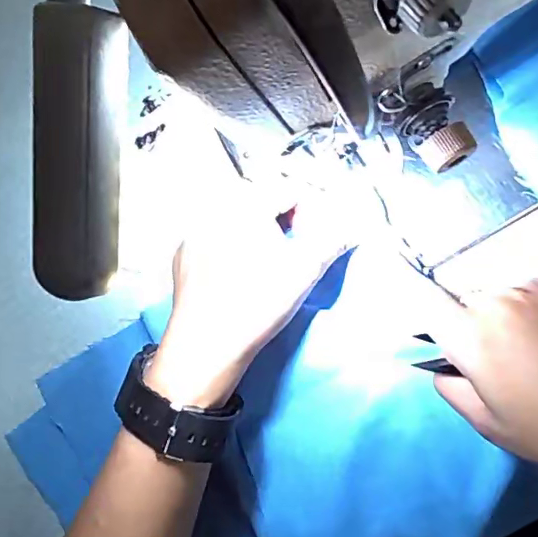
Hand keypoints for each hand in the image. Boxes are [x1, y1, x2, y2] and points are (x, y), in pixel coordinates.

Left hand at [145, 182, 351, 408]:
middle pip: (263, 200)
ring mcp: (194, 231)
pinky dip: (233, 246)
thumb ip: (334, 240)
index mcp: (245, 204)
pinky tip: (240, 275)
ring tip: (269, 264)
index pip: (291, 189)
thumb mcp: (306, 269)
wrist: (206, 346)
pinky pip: (217, 237)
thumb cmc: (259, 303)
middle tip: (294, 251)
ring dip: (259, 232)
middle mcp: (214, 209)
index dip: (312, 212)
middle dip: (285, 221)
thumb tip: (354, 228)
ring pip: (238, 219)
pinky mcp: (183, 255)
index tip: (315, 239)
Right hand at [417, 278, 537, 525]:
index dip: (412, 311)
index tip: (424, 337)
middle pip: (465, 301)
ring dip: (505, 322)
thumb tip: (447, 368)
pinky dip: (536, 316)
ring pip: (502, 298)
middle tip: (495, 371)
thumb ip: (458, 391)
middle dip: (467, 328)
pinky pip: (535, 295)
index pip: (421, 300)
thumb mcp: (500, 429)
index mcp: (476, 333)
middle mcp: (504, 295)